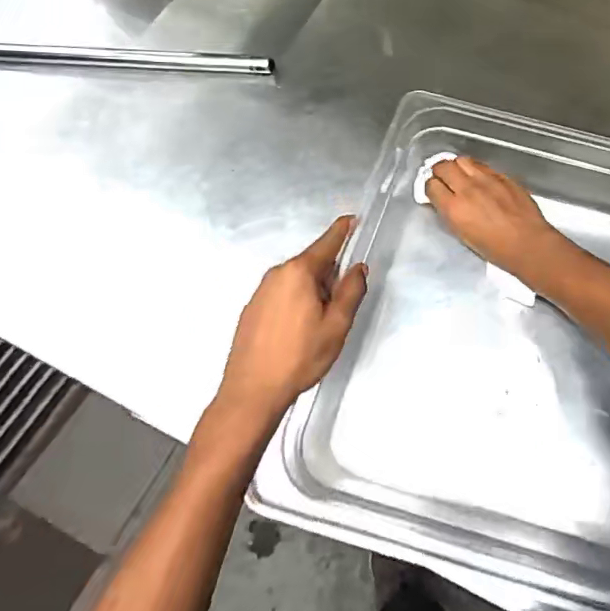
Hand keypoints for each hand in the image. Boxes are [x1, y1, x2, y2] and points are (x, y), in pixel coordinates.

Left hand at [217, 216, 368, 419]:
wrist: (251, 391)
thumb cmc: (300, 357)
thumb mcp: (337, 325)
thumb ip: (351, 291)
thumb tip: (357, 268)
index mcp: (299, 272)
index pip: (327, 243)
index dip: (342, 230)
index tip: (352, 219)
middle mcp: (277, 274)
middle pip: (313, 264)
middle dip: (330, 277)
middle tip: (338, 310)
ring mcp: (261, 291)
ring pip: (297, 281)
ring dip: (313, 293)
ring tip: (318, 327)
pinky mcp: (252, 309)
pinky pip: (282, 294)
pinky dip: (296, 303)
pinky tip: (297, 332)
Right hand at [423, 156, 573, 281]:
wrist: (528, 243)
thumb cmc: (495, 249)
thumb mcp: (463, 236)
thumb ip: (450, 215)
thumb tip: (443, 202)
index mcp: (454, 208)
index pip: (431, 185)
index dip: (431, 187)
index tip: (434, 191)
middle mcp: (467, 189)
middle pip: (444, 166)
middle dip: (440, 171)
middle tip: (443, 178)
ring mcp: (487, 179)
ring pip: (463, 160)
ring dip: (458, 166)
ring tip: (461, 175)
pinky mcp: (503, 177)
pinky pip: (483, 166)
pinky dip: (477, 170)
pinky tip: (482, 180)